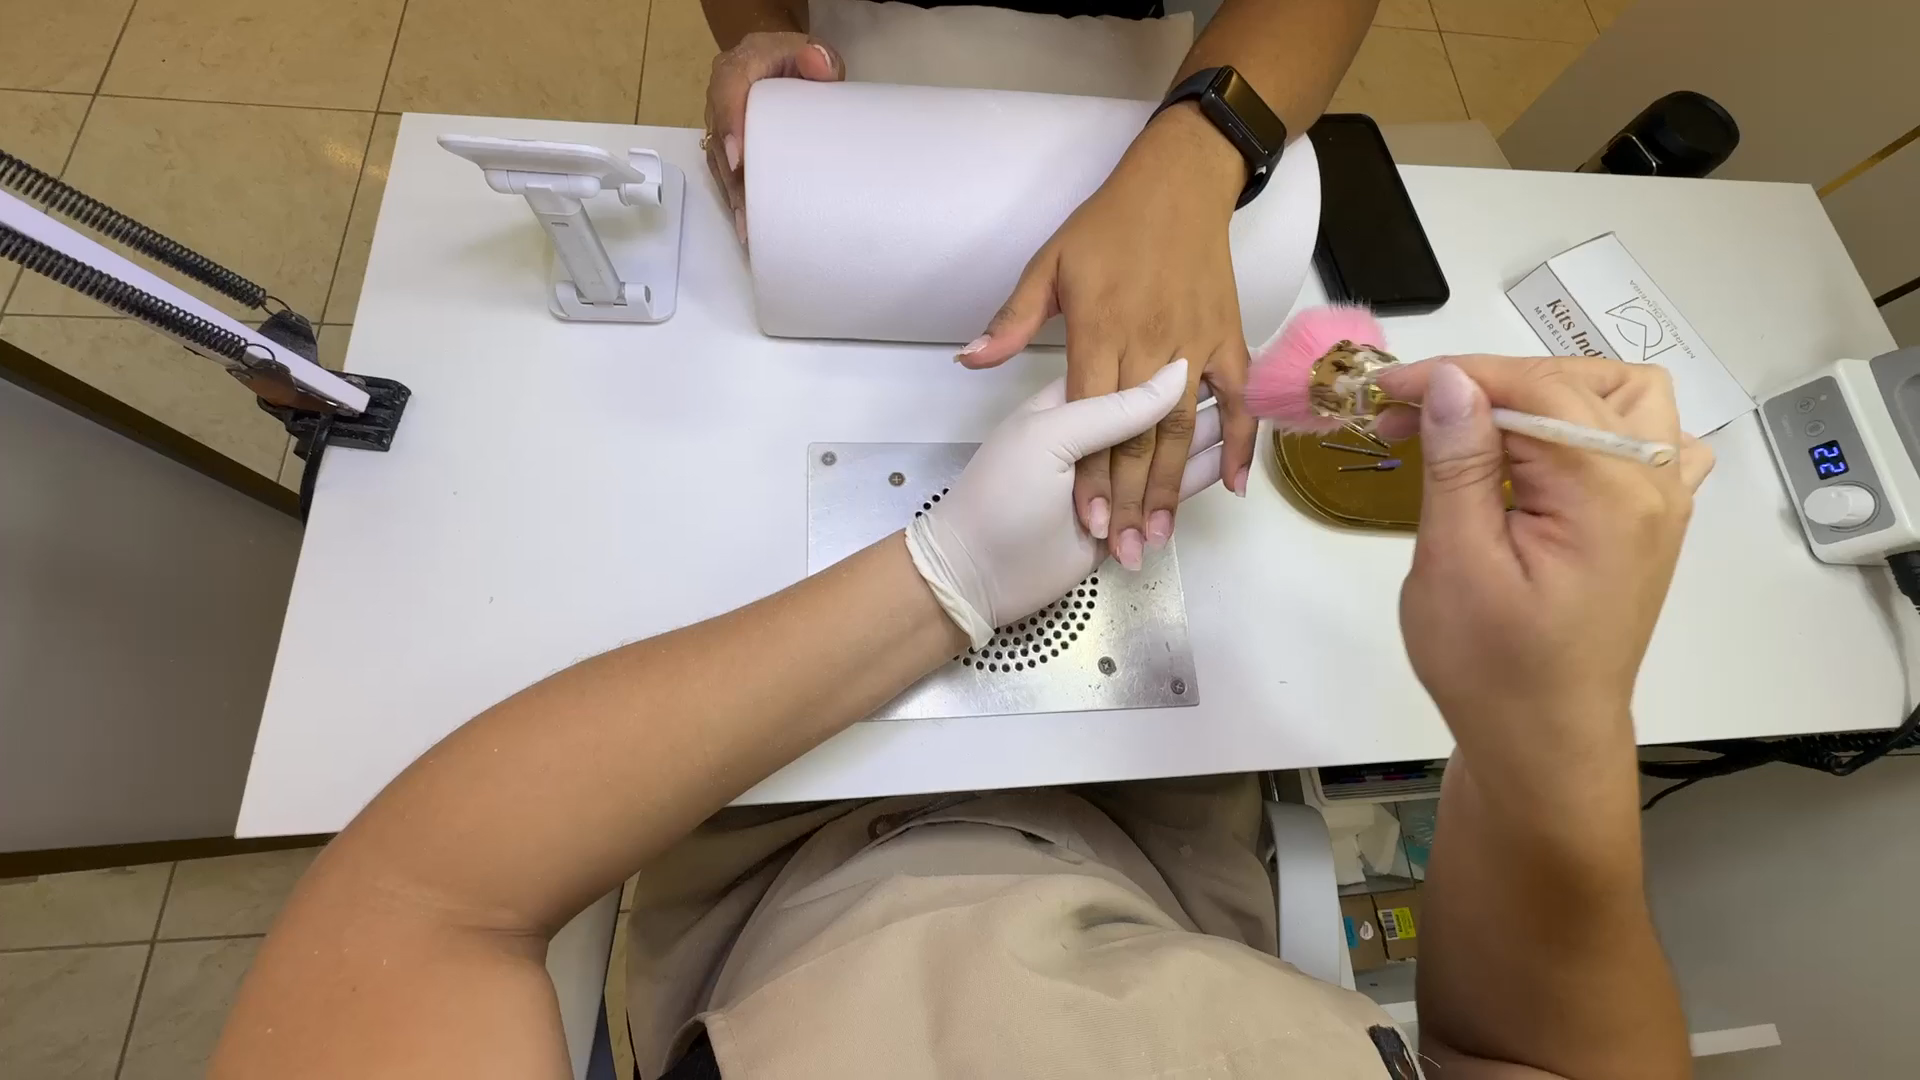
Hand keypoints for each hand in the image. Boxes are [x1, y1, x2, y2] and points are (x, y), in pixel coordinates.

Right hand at [705, 32, 842, 244]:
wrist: (785, 64)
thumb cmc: (800, 62)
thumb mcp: (811, 52)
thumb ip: (819, 57)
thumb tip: (818, 66)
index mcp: (740, 67)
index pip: (727, 91)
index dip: (730, 125)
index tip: (738, 160)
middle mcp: (723, 97)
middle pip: (719, 137)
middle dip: (731, 177)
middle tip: (746, 210)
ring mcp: (723, 125)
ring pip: (719, 162)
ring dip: (732, 196)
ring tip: (747, 229)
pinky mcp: (728, 147)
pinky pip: (725, 173)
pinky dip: (735, 199)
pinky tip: (747, 228)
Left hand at [906, 360, 1223, 645]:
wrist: (979, 573)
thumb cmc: (1003, 493)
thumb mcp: (1049, 439)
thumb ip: (1113, 409)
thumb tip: (1179, 374)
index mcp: (1071, 403)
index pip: (1130, 373)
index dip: (1171, 363)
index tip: (1215, 344)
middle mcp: (1097, 434)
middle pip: (1157, 412)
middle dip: (1198, 400)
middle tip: (1254, 381)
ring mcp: (1114, 477)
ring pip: (1169, 451)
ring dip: (1206, 438)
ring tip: (1258, 417)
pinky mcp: (1127, 516)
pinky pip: (1169, 493)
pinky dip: (1197, 480)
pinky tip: (1233, 464)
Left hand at [957, 107, 1254, 572]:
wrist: (1180, 179)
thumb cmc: (1105, 226)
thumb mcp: (1047, 265)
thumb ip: (1013, 321)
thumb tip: (969, 358)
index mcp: (1099, 334)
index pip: (1090, 420)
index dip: (1088, 472)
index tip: (1083, 520)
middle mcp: (1147, 347)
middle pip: (1134, 436)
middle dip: (1127, 497)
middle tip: (1122, 549)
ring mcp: (1193, 346)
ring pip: (1182, 431)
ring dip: (1172, 488)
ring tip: (1160, 536)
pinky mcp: (1227, 342)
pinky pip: (1236, 400)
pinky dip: (1239, 443)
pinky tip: (1232, 489)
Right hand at [1378, 357, 1714, 772]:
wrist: (1536, 734)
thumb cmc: (1487, 660)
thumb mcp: (1455, 562)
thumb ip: (1459, 466)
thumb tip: (1451, 384)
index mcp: (1604, 494)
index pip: (1534, 390)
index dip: (1454, 375)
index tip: (1382, 389)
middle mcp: (1649, 486)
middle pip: (1580, 382)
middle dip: (1490, 380)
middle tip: (1416, 413)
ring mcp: (1655, 504)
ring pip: (1619, 400)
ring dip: (1541, 392)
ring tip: (1472, 422)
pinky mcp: (1639, 523)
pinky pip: (1632, 441)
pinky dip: (1578, 423)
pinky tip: (1535, 451)